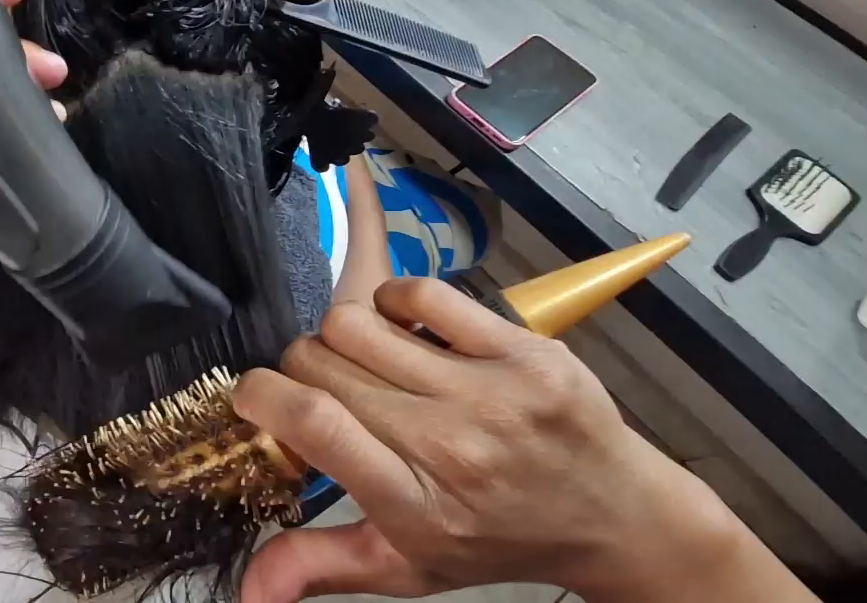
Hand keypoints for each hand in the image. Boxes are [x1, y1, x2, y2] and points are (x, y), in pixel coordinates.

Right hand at [233, 279, 741, 601]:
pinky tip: (410, 335)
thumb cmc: (496, 539)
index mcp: (415, 503)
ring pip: (351, 320)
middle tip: (330, 392)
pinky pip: (413, 293)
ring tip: (372, 365)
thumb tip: (246, 590)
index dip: (262, 395)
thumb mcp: (405, 566)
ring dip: (343, 338)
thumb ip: (318, 566)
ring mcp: (491, 392)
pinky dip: (392, 303)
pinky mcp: (521, 349)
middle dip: (302, 371)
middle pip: (318, 360)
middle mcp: (451, 445)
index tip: (254, 399)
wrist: (620, 517)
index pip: (313, 421)